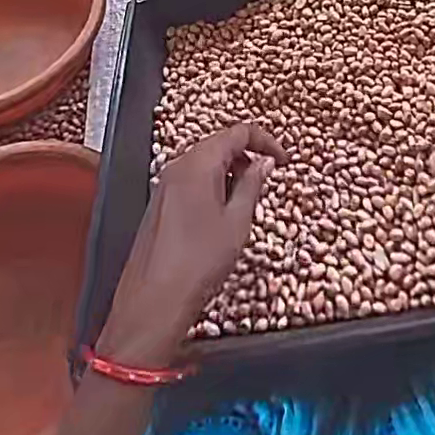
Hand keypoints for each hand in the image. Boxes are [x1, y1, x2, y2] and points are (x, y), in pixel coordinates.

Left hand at [97, 124, 286, 366]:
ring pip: (205, 161)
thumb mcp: (237, 222)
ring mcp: (165, 184)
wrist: (152, 302)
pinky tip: (222, 212)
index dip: (265, 141)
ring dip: (230, 171)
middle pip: (219, 143)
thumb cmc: (199, 262)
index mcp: (199, 164)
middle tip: (267, 179)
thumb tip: (264, 163)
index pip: (237, 132)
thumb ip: (252, 185)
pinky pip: (191, 178)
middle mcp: (178, 166)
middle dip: (247, 155)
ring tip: (246, 200)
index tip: (282, 159)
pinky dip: (213, 183)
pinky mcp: (160, 202)